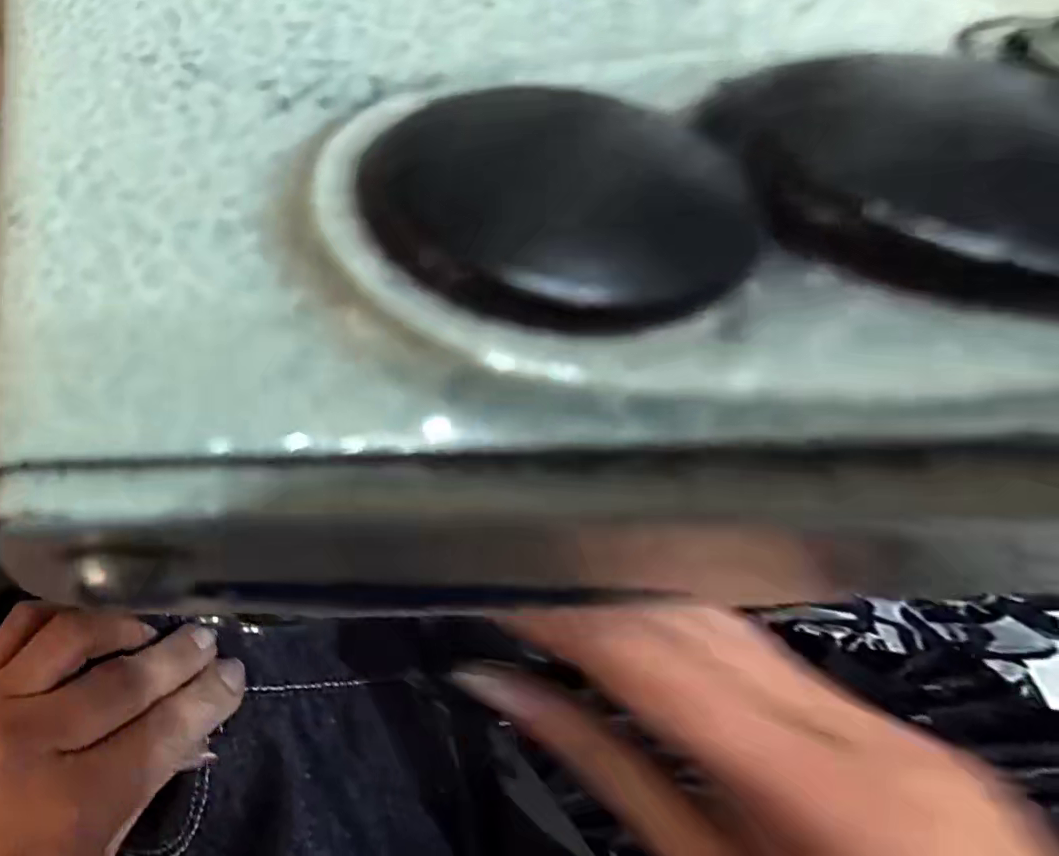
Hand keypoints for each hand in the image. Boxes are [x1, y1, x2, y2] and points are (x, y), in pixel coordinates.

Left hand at [0, 602, 246, 855]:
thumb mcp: (91, 851)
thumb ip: (144, 792)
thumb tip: (200, 739)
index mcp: (70, 804)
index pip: (156, 737)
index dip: (204, 702)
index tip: (233, 674)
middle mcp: (34, 739)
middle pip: (122, 683)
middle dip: (176, 658)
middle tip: (207, 638)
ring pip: (73, 637)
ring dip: (121, 623)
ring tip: (152, 626)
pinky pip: (20, 622)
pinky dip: (59, 609)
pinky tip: (87, 614)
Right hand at [454, 605, 1058, 855]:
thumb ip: (594, 760)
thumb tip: (494, 683)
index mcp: (822, 786)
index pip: (641, 647)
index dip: (551, 608)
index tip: (486, 592)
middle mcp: (871, 740)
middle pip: (679, 618)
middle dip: (578, 598)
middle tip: (506, 599)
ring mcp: (891, 729)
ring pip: (718, 619)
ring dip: (623, 607)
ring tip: (556, 615)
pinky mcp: (892, 729)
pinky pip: (757, 646)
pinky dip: (677, 630)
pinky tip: (634, 635)